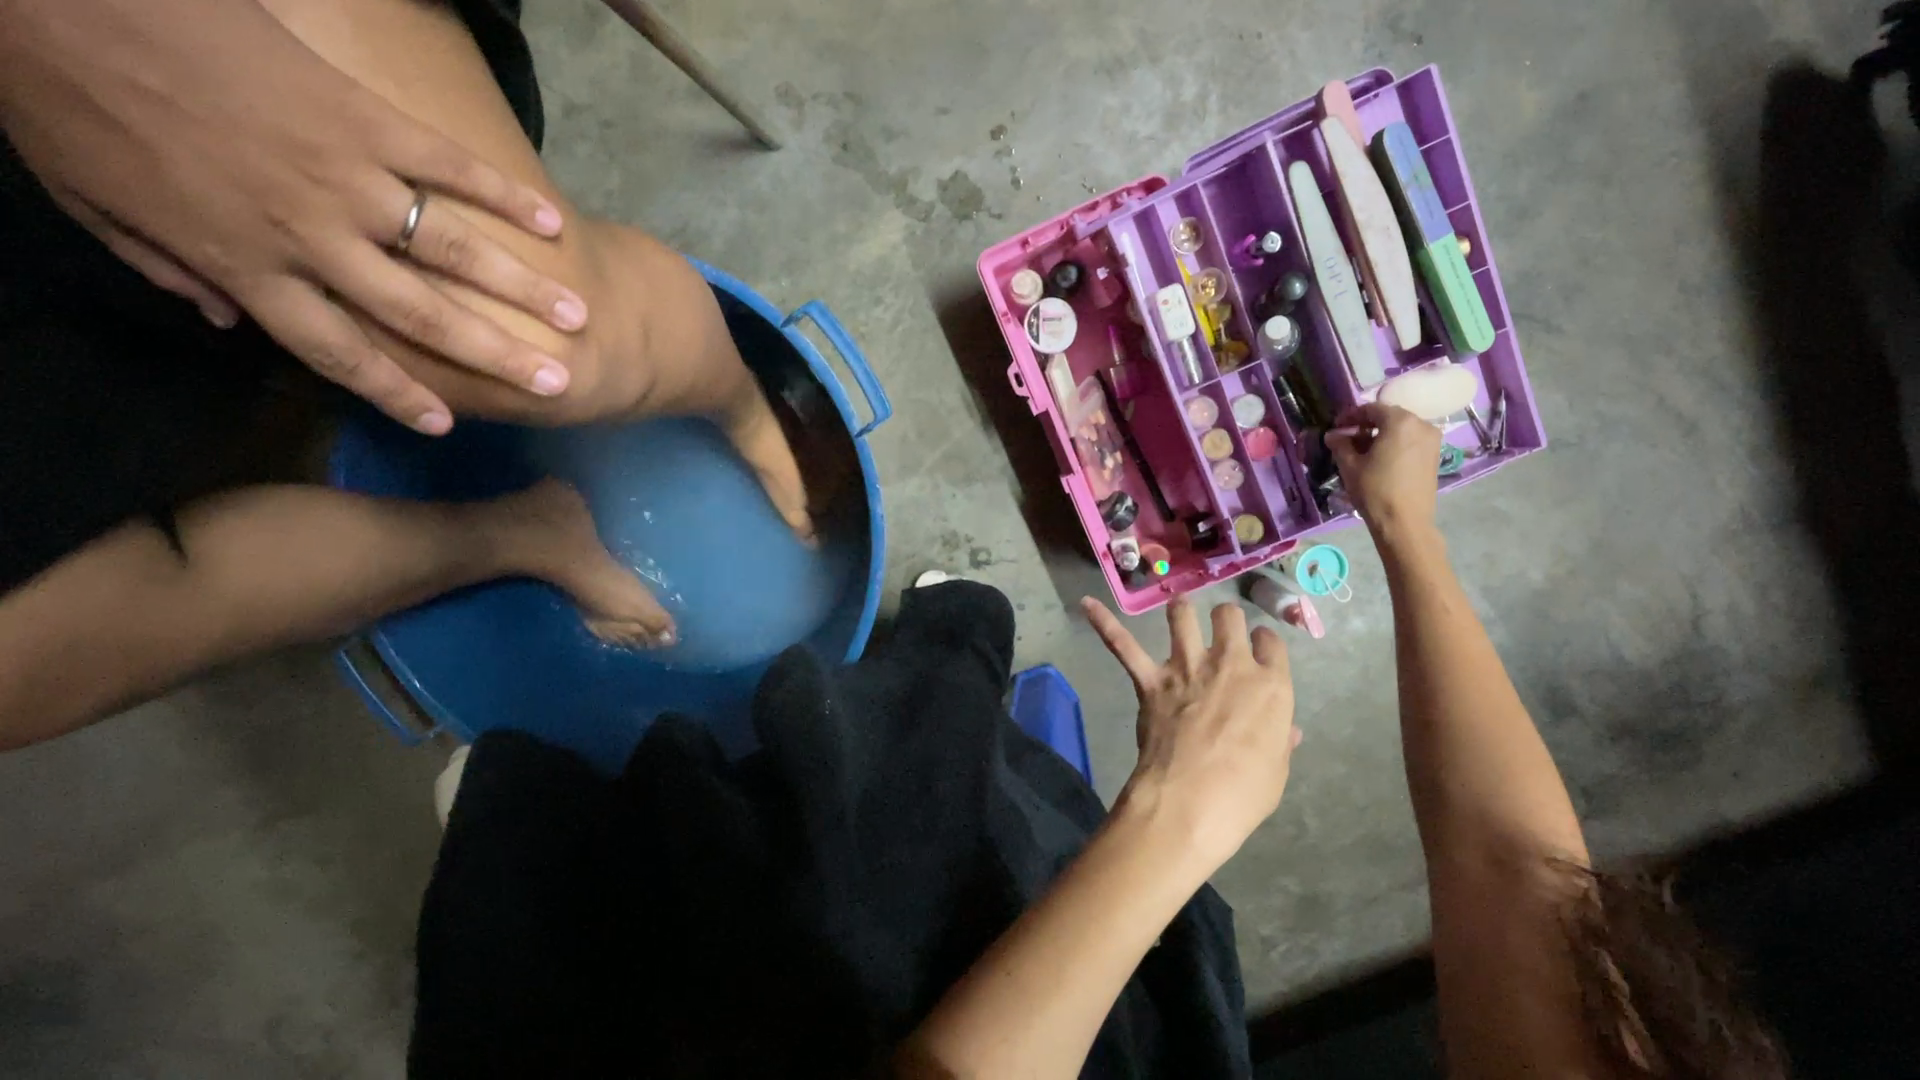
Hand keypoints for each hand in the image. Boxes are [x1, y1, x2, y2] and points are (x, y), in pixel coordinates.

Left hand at [0, 0, 588, 434]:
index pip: (338, 350)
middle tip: (555, 382)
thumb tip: (234, 324)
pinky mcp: (367, 120)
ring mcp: (349, 178)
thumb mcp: (93, 207)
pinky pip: (448, 164)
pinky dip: (501, 193)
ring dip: (520, 287)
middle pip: (421, 314)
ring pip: (452, 248)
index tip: (444, 425)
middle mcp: (315, 238)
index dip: (394, 391)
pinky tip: (550, 223)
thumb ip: (171, 272)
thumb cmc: (65, 99)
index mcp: (248, 265)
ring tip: (578, 318)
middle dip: (494, 355)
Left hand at [1082, 595, 1299, 861]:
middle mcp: (1229, 664)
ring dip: (1181, 610)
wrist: (1191, 800)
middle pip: (1228, 618)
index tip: (1260, 647)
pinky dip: (1104, 624)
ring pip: (1182, 617)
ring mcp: (1186, 668)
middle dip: (1226, 618)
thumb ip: (1280, 740)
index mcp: (1270, 685)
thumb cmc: (1244, 792)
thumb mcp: (1277, 769)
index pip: (1271, 643)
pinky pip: (1123, 645)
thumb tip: (1288, 731)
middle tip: (1221, 626)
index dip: (1264, 641)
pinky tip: (1087, 604)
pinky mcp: (1150, 681)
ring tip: (1179, 607)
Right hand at [1325, 402, 1441, 542]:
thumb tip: (1333, 434)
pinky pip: (1411, 441)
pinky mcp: (1435, 455)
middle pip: (1389, 417)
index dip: (1351, 416)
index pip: (1372, 409)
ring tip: (1363, 450)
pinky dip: (1395, 444)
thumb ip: (1340, 444)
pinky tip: (1381, 458)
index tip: (1336, 426)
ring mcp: (1432, 440)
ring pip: (1401, 429)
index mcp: (1400, 421)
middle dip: (1367, 425)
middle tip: (1348, 438)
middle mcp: (1421, 424)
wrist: (1405, 522)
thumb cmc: (1374, 490)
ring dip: (1381, 435)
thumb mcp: (1350, 465)